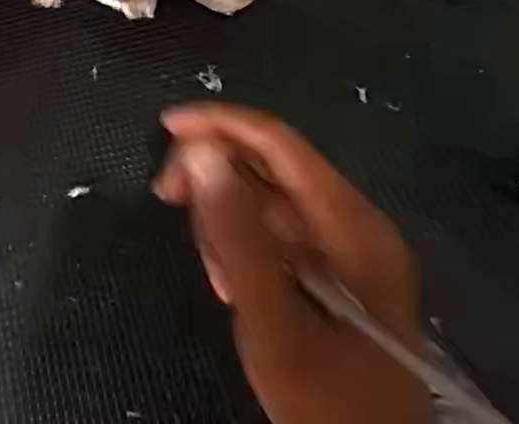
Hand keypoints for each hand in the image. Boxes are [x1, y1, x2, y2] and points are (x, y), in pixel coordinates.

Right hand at [153, 104, 431, 423]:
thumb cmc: (327, 403)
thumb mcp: (273, 323)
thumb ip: (236, 234)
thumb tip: (199, 151)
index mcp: (352, 223)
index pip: (278, 142)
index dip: (221, 123)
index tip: (166, 125)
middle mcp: (352, 219)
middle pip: (269, 162)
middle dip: (214, 170)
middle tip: (166, 192)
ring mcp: (343, 243)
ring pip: (265, 193)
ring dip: (224, 213)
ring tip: (214, 268)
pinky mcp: (329, 266)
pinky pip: (271, 226)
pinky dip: (240, 239)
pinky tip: (229, 278)